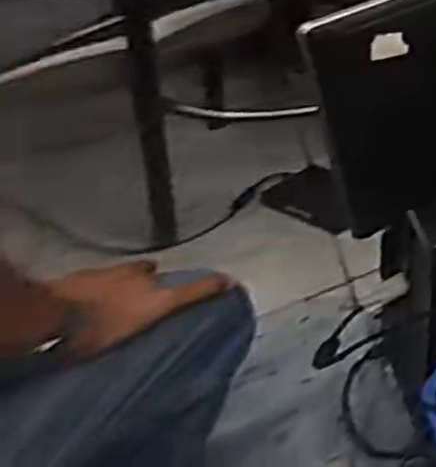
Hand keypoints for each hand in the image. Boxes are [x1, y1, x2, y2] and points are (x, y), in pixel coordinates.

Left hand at [44, 261, 234, 358]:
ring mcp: (83, 279)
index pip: (158, 267)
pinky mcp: (52, 293)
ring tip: (97, 307)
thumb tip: (232, 279)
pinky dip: (75, 299)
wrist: (46, 323)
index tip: (163, 283)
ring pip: (99, 281)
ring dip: (103, 289)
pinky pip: (69, 293)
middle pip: (127, 272)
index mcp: (142, 271)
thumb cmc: (110, 316)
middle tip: (129, 297)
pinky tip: (70, 313)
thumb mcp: (159, 305)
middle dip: (131, 280)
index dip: (159, 274)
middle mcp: (117, 269)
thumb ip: (195, 291)